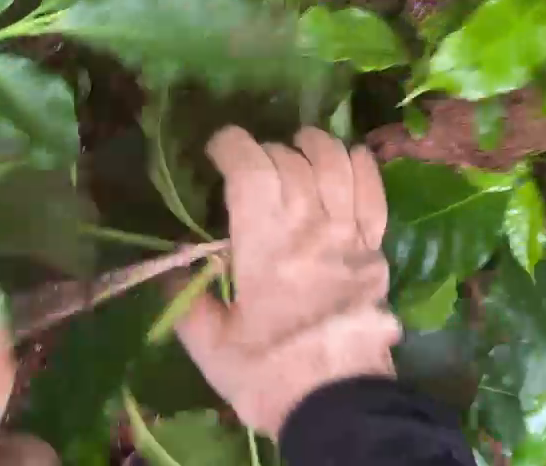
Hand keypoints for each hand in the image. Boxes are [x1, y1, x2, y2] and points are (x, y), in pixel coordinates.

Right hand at [175, 126, 400, 434]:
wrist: (339, 402)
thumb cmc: (271, 373)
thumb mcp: (213, 347)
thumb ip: (187, 304)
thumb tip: (170, 272)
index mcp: (265, 242)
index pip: (251, 168)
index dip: (233, 146)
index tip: (218, 148)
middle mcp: (308, 223)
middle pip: (290, 159)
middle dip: (266, 151)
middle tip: (252, 166)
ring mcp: (347, 230)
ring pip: (335, 163)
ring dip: (314, 145)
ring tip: (299, 144)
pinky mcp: (375, 245)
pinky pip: (373, 190)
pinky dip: (362, 165)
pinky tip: (349, 156)